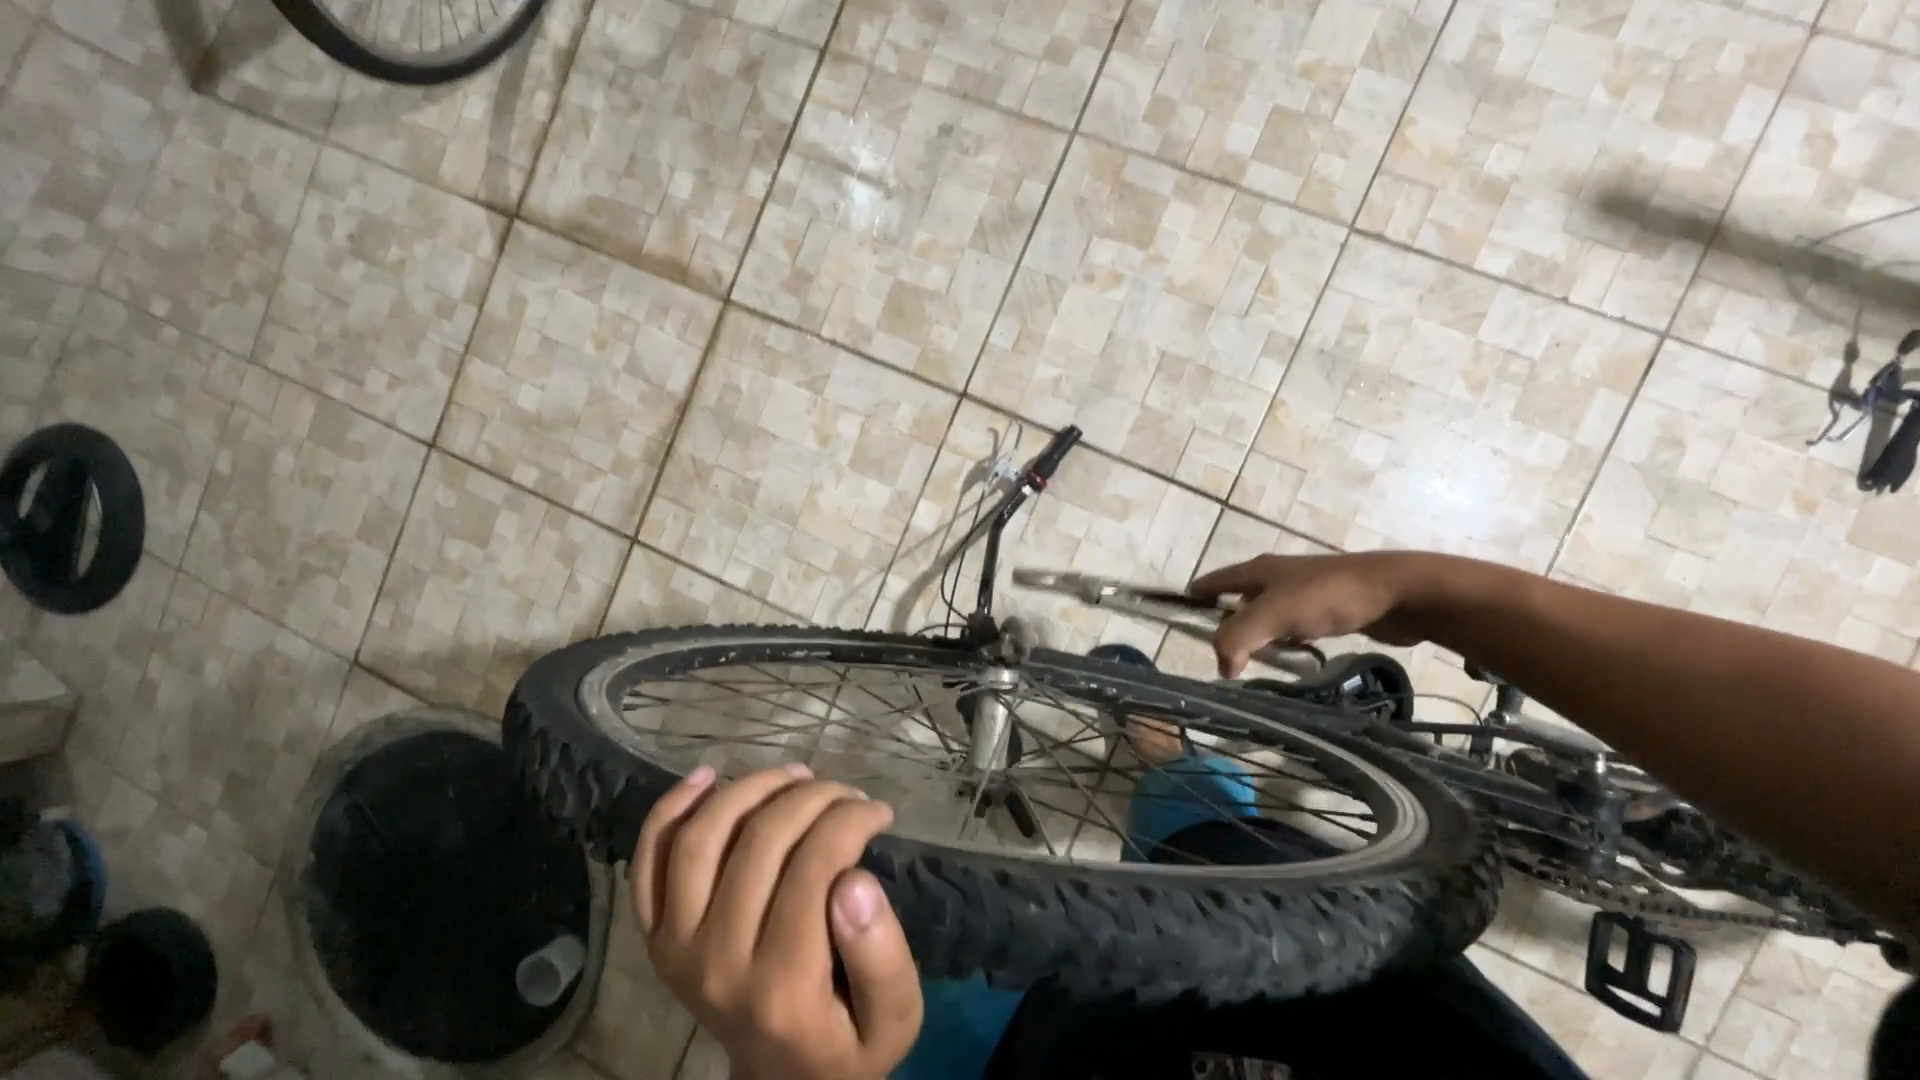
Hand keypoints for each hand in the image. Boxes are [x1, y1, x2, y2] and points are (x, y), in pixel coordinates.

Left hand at [634, 763, 922, 1079]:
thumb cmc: (845, 1044)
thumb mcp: (894, 1018)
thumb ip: (883, 956)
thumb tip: (855, 878)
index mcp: (783, 985)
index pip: (814, 866)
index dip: (851, 820)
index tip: (879, 810)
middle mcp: (718, 962)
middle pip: (761, 842)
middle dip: (813, 796)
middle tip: (847, 791)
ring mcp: (676, 947)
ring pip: (702, 838)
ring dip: (750, 787)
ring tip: (795, 773)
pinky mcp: (656, 937)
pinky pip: (650, 860)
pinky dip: (671, 809)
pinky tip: (709, 776)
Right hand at [1191, 552, 1436, 676]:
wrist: (1397, 593)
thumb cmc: (1328, 596)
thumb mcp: (1272, 615)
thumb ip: (1237, 638)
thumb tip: (1222, 668)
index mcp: (1260, 570)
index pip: (1215, 580)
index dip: (1196, 596)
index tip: (1179, 616)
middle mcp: (1279, 576)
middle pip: (1241, 598)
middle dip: (1227, 621)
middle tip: (1218, 651)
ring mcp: (1306, 591)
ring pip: (1269, 614)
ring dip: (1259, 635)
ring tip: (1252, 661)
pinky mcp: (1331, 609)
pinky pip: (1296, 627)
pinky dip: (1287, 641)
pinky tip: (1292, 658)